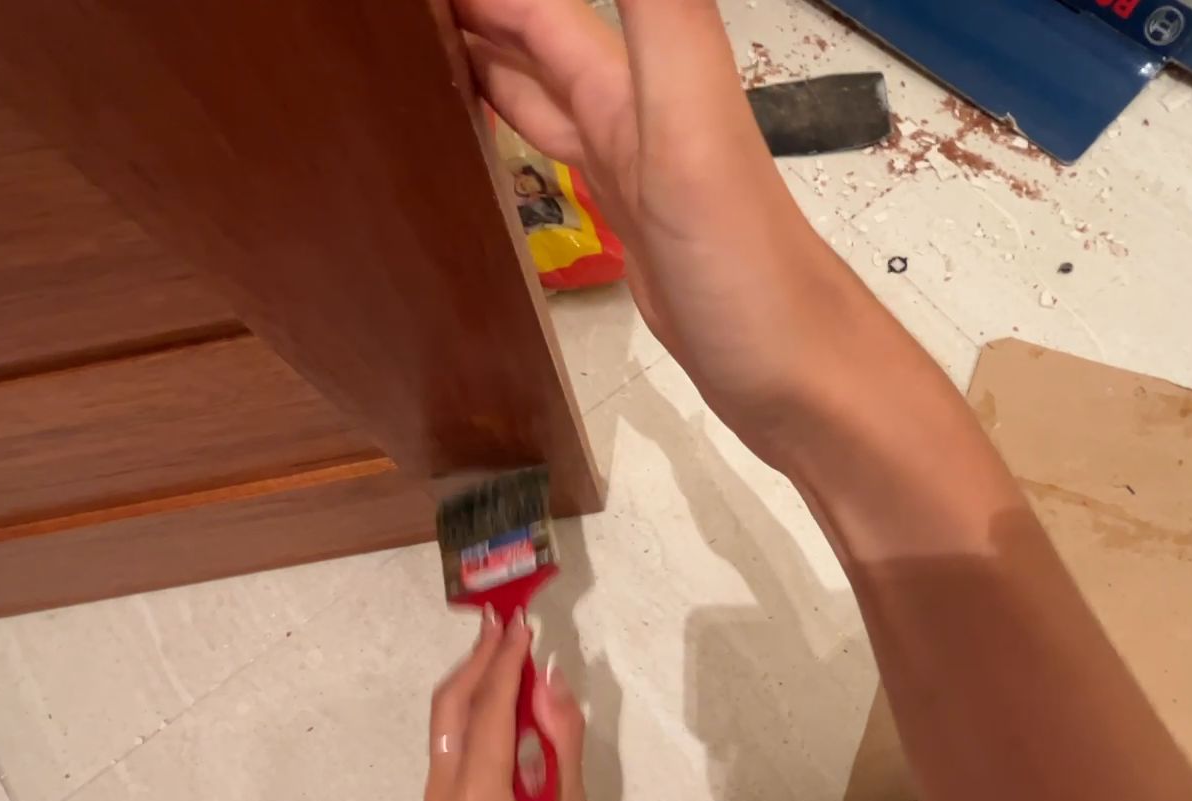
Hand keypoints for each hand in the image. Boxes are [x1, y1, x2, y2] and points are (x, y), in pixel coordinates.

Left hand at [426, 609, 590, 800]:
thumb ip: (561, 737)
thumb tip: (550, 677)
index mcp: (479, 796)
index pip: (489, 710)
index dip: (504, 662)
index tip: (521, 623)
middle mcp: (444, 790)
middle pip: (451, 705)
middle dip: (477, 657)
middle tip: (506, 621)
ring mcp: (436, 792)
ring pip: (445, 715)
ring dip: (472, 674)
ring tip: (504, 640)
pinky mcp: (441, 792)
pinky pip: (451, 731)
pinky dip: (472, 699)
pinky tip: (499, 681)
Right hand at [454, 0, 861, 457]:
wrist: (791, 373)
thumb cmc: (742, 265)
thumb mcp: (694, 122)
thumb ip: (659, 7)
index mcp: (638, 83)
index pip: (542, 11)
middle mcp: (635, 117)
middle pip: (541, 42)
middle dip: (475, 19)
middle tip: (400, 28)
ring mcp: (633, 178)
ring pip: (547, 99)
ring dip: (490, 70)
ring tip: (423, 60)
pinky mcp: (632, 233)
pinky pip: (563, 164)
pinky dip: (523, 139)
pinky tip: (495, 139)